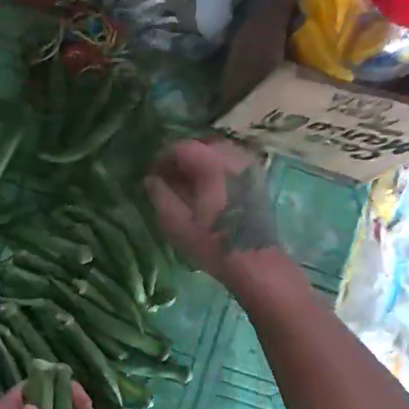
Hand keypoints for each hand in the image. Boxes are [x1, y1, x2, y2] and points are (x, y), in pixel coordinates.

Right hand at [144, 139, 283, 285]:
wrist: (255, 263)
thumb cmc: (213, 245)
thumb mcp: (177, 224)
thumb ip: (160, 196)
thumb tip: (150, 179)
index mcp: (213, 165)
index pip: (182, 147)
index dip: (162, 158)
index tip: (153, 176)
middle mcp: (234, 158)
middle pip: (201, 145)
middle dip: (181, 159)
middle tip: (168, 179)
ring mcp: (249, 167)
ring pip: (218, 152)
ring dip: (199, 163)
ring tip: (187, 184)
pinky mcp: (257, 178)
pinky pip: (232, 162)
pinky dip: (216, 168)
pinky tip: (208, 189)